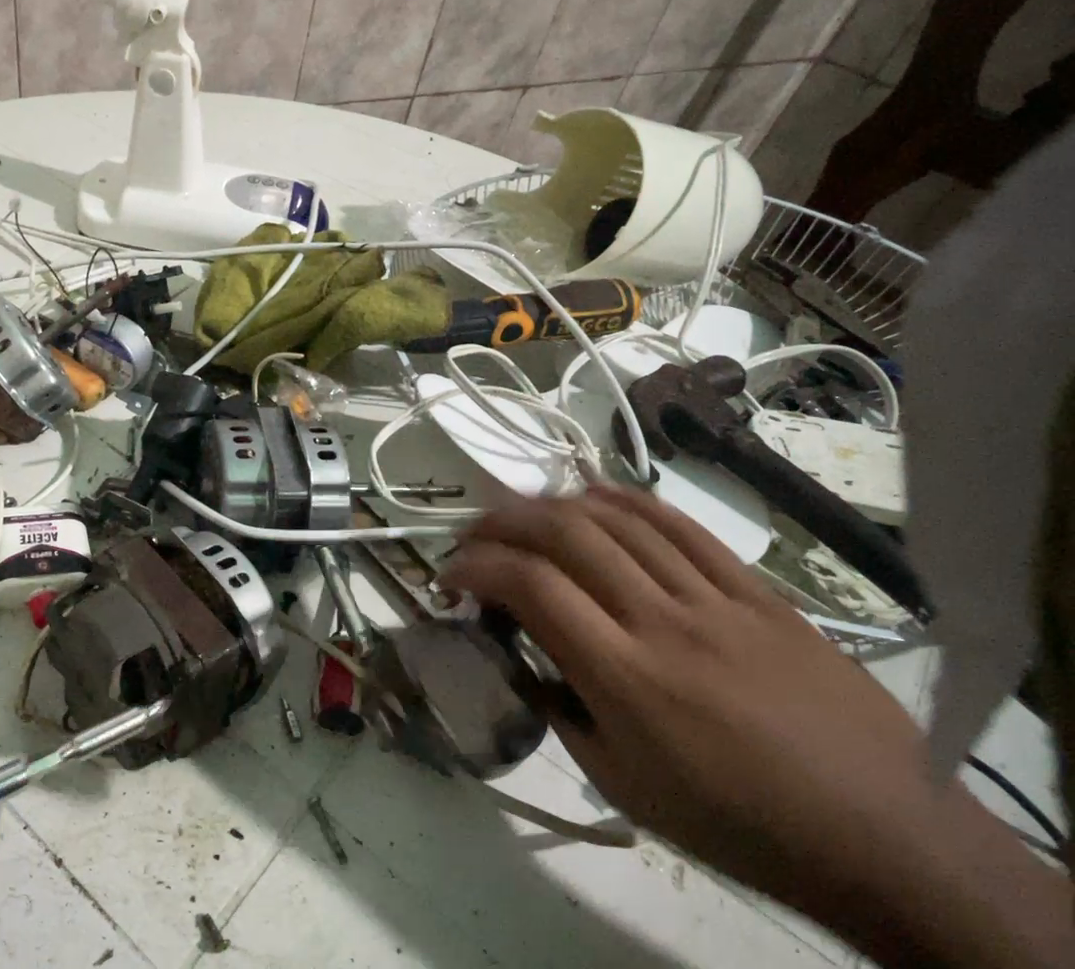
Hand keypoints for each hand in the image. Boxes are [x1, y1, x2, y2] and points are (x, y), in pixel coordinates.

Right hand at [440, 485, 1072, 968]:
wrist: (880, 834)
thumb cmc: (734, 822)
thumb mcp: (619, 783)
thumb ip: (559, 711)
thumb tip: (522, 662)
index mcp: (624, 678)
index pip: (531, 586)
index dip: (476, 566)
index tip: (449, 574)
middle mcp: (664, 622)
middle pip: (568, 534)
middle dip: (503, 522)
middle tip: (473, 536)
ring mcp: (718, 600)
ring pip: (621, 519)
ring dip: (556, 504)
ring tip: (522, 513)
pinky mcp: (760, 594)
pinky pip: (684, 528)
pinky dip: (628, 501)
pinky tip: (594, 495)